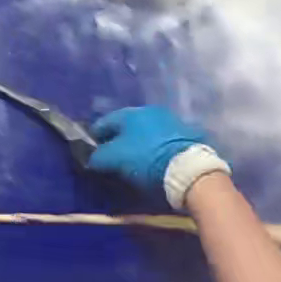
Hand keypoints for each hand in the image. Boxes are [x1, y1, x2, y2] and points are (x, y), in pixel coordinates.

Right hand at [86, 106, 229, 210]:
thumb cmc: (144, 159)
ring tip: (132, 164)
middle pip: (125, 128)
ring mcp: (171, 122)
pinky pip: (161, 142)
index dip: (93, 139)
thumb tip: (93, 159)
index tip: (91, 154)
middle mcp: (150, 111)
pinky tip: (152, 164)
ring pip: (144, 134)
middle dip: (116, 142)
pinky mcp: (187, 135)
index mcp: (130, 113)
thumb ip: (97, 157)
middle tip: (111, 159)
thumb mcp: (112, 160)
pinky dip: (154, 151)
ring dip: (136, 146)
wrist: (189, 170)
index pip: (102, 123)